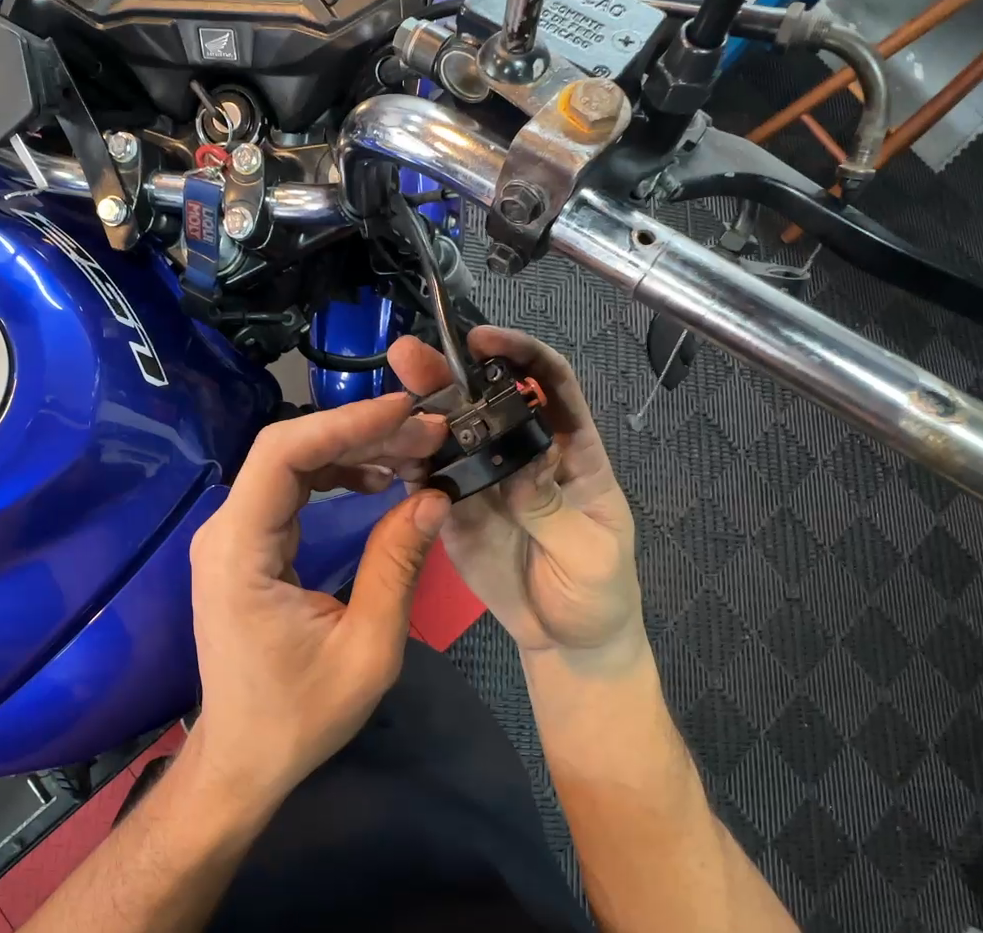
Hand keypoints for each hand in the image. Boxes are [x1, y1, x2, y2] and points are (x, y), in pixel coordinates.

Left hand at [187, 393, 451, 806]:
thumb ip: (396, 565)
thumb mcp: (368, 648)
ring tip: (412, 452)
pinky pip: (288, 490)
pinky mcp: (244, 546)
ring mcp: (229, 537)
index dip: (343, 423)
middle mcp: (224, 531)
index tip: (404, 414)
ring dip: (350, 449)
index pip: (282, 455)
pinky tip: (376, 480)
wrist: (245, 757)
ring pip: (288, 464)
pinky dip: (333, 475)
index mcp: (240, 552)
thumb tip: (434, 496)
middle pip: (287, 450)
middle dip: (359, 431)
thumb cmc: (301, 715)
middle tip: (426, 432)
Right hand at [389, 328, 639, 664]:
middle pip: (488, 400)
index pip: (551, 384)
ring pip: (450, 434)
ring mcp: (484, 481)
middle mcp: (522, 454)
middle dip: (451, 373)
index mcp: (570, 450)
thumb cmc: (598, 593)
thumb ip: (553, 507)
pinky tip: (384, 448)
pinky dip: (406, 461)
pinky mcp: (454, 511)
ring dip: (420, 410)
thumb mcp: (590, 552)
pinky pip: (428, 479)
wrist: (566, 644)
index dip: (522, 354)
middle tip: (410, 355)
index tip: (485, 339)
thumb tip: (518, 464)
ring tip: (387, 394)